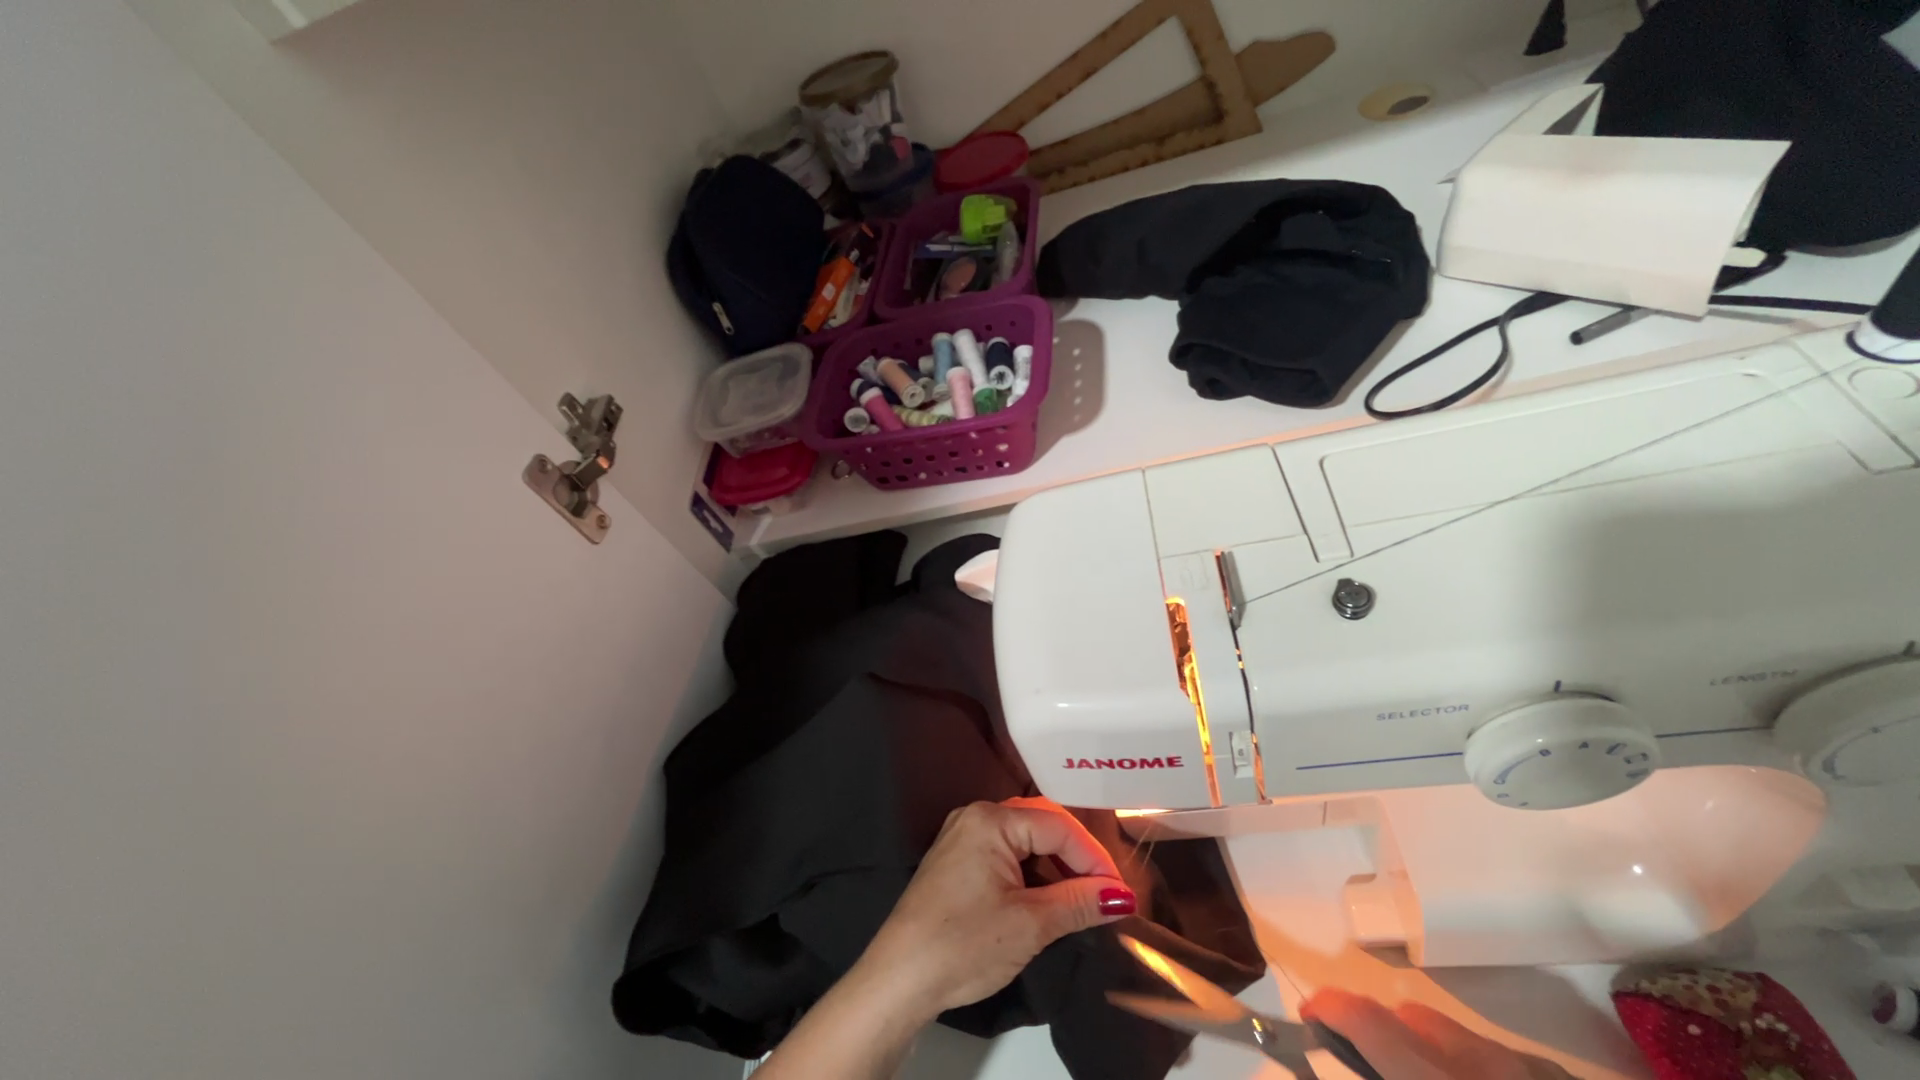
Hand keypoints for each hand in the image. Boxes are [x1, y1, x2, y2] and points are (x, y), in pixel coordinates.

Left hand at [853, 796, 1137, 1020]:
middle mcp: (974, 818)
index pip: (1058, 827)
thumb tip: (1122, 896)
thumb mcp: (1030, 924)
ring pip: (1024, 843)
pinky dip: (1031, 876)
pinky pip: (1005, 857)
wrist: (899, 980)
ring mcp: (961, 840)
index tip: (1120, 894)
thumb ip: (1079, 902)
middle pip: (1042, 827)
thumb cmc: (964, 944)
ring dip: (1055, 870)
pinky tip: (1049, 903)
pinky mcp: (956, 864)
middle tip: (1105, 895)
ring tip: (1082, 903)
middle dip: (1077, 860)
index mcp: (990, 820)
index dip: (1094, 859)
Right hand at [1304, 989, 1576, 1079]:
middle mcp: (1485, 1067)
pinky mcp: (1555, 1078)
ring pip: (1456, 1035)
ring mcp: (1529, 1070)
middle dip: (1377, 1032)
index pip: (1371, 1023)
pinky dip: (1473, 1068)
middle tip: (1366, 1067)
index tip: (1309, 1019)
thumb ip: (1389, 1072)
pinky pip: (1499, 1056)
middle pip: (1411, 1017)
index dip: (1330, 1009)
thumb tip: (1353, 1066)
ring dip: (1425, 1051)